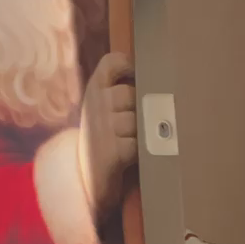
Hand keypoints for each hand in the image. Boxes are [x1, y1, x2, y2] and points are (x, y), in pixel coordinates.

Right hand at [83, 51, 135, 220]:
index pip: (112, 63)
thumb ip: (122, 93)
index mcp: (94, 91)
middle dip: (141, 110)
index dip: (128, 65)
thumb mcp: (106, 111)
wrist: (87, 180)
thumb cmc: (105, 142)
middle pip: (131, 95)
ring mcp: (102, 129)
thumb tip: (157, 84)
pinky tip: (136, 157)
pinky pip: (139, 143)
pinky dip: (143, 152)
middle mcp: (95, 106)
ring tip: (135, 144)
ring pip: (137, 120)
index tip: (138, 75)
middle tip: (136, 127)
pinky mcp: (112, 152)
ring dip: (143, 134)